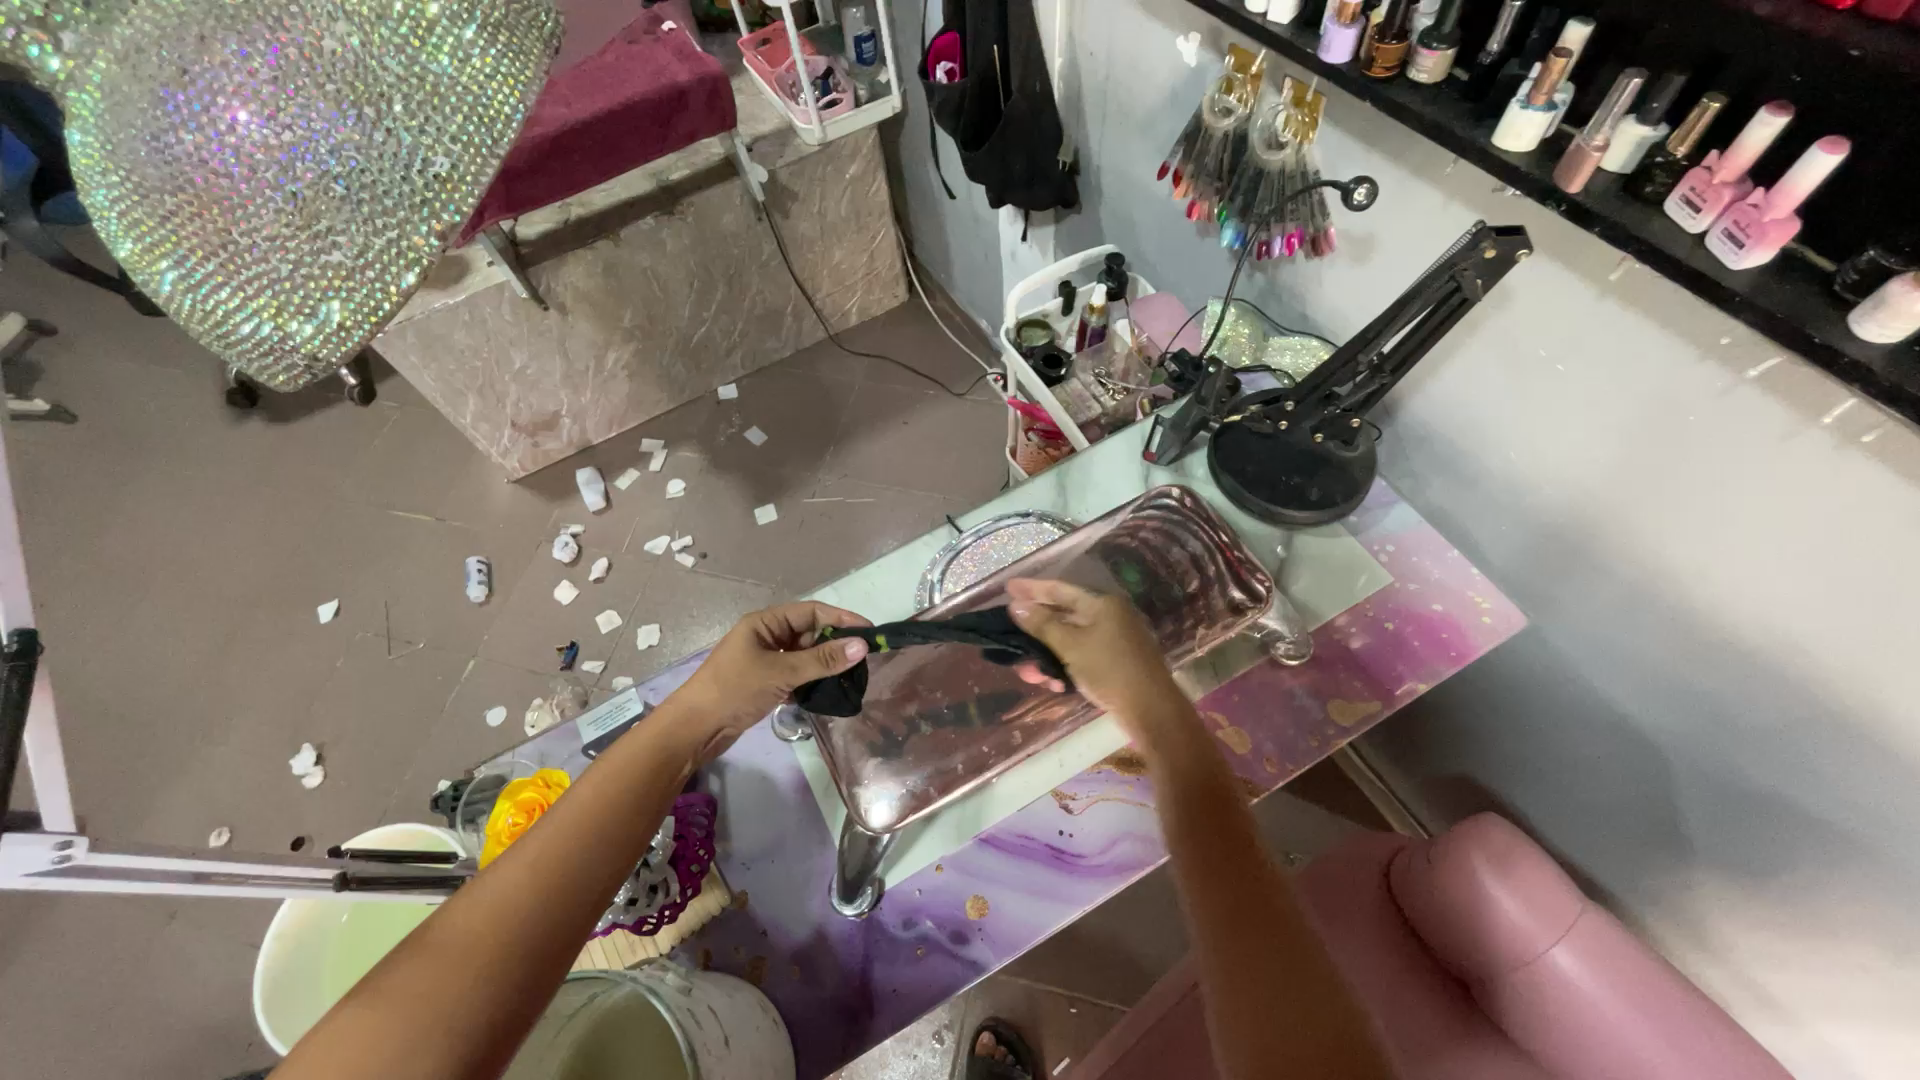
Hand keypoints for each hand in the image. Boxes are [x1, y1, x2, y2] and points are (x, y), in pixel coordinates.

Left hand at [667, 602, 870, 761]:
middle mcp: (766, 636)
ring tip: (851, 676)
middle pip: (809, 633)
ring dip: (825, 664)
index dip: (841, 618)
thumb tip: (862, 646)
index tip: (869, 631)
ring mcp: (765, 660)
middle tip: (864, 658)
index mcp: (765, 623)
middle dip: (835, 643)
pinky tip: (828, 691)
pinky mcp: (765, 682)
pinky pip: (797, 674)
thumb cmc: (735, 689)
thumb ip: (823, 660)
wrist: (695, 728)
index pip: (812, 612)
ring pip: (804, 656)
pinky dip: (812, 680)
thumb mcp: (782, 672)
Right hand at [1005, 578, 1190, 732]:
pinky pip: (1080, 656)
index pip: (1060, 589)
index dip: (1032, 588)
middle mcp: (1109, 616)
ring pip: (1069, 640)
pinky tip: (1051, 683)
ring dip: (1046, 655)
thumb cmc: (1109, 669)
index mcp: (1102, 603)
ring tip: (1029, 674)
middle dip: (1035, 631)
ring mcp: (1113, 639)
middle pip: (1063, 616)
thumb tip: (1016, 606)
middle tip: (1010, 639)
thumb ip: (1042, 624)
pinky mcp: (1114, 662)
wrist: (1150, 709)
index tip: (1007, 588)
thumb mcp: (1070, 645)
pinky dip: (1063, 666)